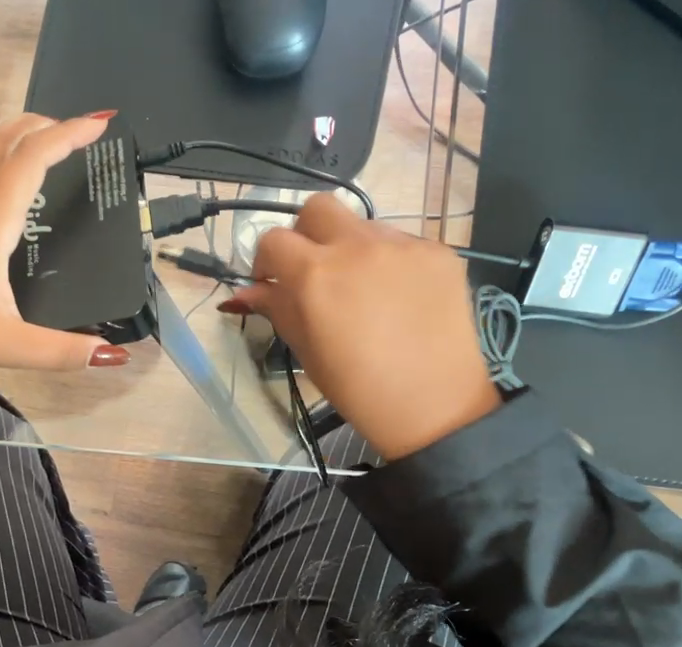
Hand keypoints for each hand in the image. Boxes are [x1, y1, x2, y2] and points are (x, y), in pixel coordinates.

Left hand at [0, 111, 130, 371]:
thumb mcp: (8, 346)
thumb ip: (62, 352)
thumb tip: (109, 355)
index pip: (32, 160)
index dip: (67, 135)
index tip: (96, 124)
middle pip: (3, 139)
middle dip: (39, 124)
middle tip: (67, 129)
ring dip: (3, 128)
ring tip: (26, 131)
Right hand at [227, 197, 499, 459]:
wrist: (431, 403)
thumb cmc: (356, 387)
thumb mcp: (306, 350)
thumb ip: (276, 309)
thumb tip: (244, 294)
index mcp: (315, 274)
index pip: (273, 240)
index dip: (265, 261)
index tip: (271, 283)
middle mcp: (357, 246)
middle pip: (318, 208)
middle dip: (305, 234)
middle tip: (311, 271)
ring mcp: (402, 244)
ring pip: (363, 225)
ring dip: (350, 248)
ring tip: (362, 291)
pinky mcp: (437, 252)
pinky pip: (401, 244)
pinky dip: (389, 264)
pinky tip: (398, 300)